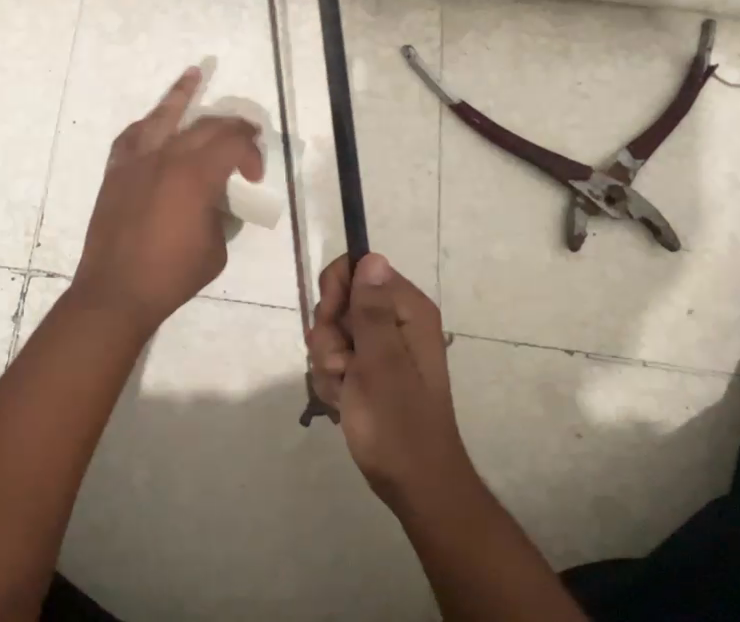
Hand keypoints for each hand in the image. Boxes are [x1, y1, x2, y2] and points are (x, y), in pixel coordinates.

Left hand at [71, 67, 263, 336]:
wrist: (116, 289)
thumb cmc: (173, 274)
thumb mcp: (216, 247)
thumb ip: (221, 213)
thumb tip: (216, 199)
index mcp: (196, 175)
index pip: (234, 144)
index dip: (252, 153)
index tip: (254, 176)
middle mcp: (166, 157)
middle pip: (205, 125)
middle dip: (231, 126)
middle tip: (246, 133)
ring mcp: (137, 161)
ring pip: (163, 116)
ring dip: (182, 94)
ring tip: (194, 74)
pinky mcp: (116, 172)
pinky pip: (132, 137)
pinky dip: (147, 125)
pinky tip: (154, 122)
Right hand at [308, 253, 472, 506]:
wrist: (412, 482)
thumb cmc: (398, 423)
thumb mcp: (380, 362)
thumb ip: (371, 309)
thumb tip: (372, 256)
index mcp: (407, 310)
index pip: (357, 268)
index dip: (335, 291)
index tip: (332, 322)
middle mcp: (396, 320)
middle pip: (339, 300)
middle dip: (328, 332)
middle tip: (341, 364)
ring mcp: (382, 346)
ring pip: (331, 331)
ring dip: (327, 360)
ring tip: (344, 389)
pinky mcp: (369, 370)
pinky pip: (334, 357)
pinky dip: (331, 378)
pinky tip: (342, 400)